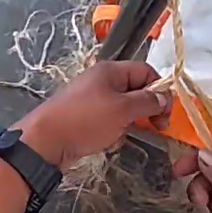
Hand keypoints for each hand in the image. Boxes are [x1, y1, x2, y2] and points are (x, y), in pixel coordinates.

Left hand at [13, 60, 168, 165]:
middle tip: (156, 127)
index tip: (165, 112)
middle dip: (147, 108)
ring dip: (131, 121)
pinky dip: (115, 130)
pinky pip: (109, 120)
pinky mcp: (85, 117)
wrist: (45, 141)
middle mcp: (101, 81)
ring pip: (123, 107)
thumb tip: (164, 97)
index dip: (159, 89)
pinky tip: (111, 141)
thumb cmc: (85, 120)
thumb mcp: (122, 109)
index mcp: (110, 71)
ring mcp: (92, 99)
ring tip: (126, 134)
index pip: (146, 71)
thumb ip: (146, 102)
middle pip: (135, 89)